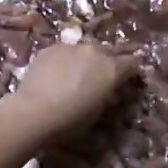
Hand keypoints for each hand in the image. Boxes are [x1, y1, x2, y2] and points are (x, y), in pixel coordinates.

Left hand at [9, 43, 133, 138]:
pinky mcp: (50, 48)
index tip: (128, 76)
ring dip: (84, 59)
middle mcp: (95, 52)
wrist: (34, 111)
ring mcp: (71, 47)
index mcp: (112, 68)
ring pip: (84, 50)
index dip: (131, 69)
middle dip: (108, 61)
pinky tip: (54, 74)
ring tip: (75, 73)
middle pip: (108, 51)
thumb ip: (106, 93)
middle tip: (100, 75)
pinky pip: (63, 52)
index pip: (132, 62)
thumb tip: (106, 88)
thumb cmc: (71, 119)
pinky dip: (63, 60)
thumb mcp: (98, 110)